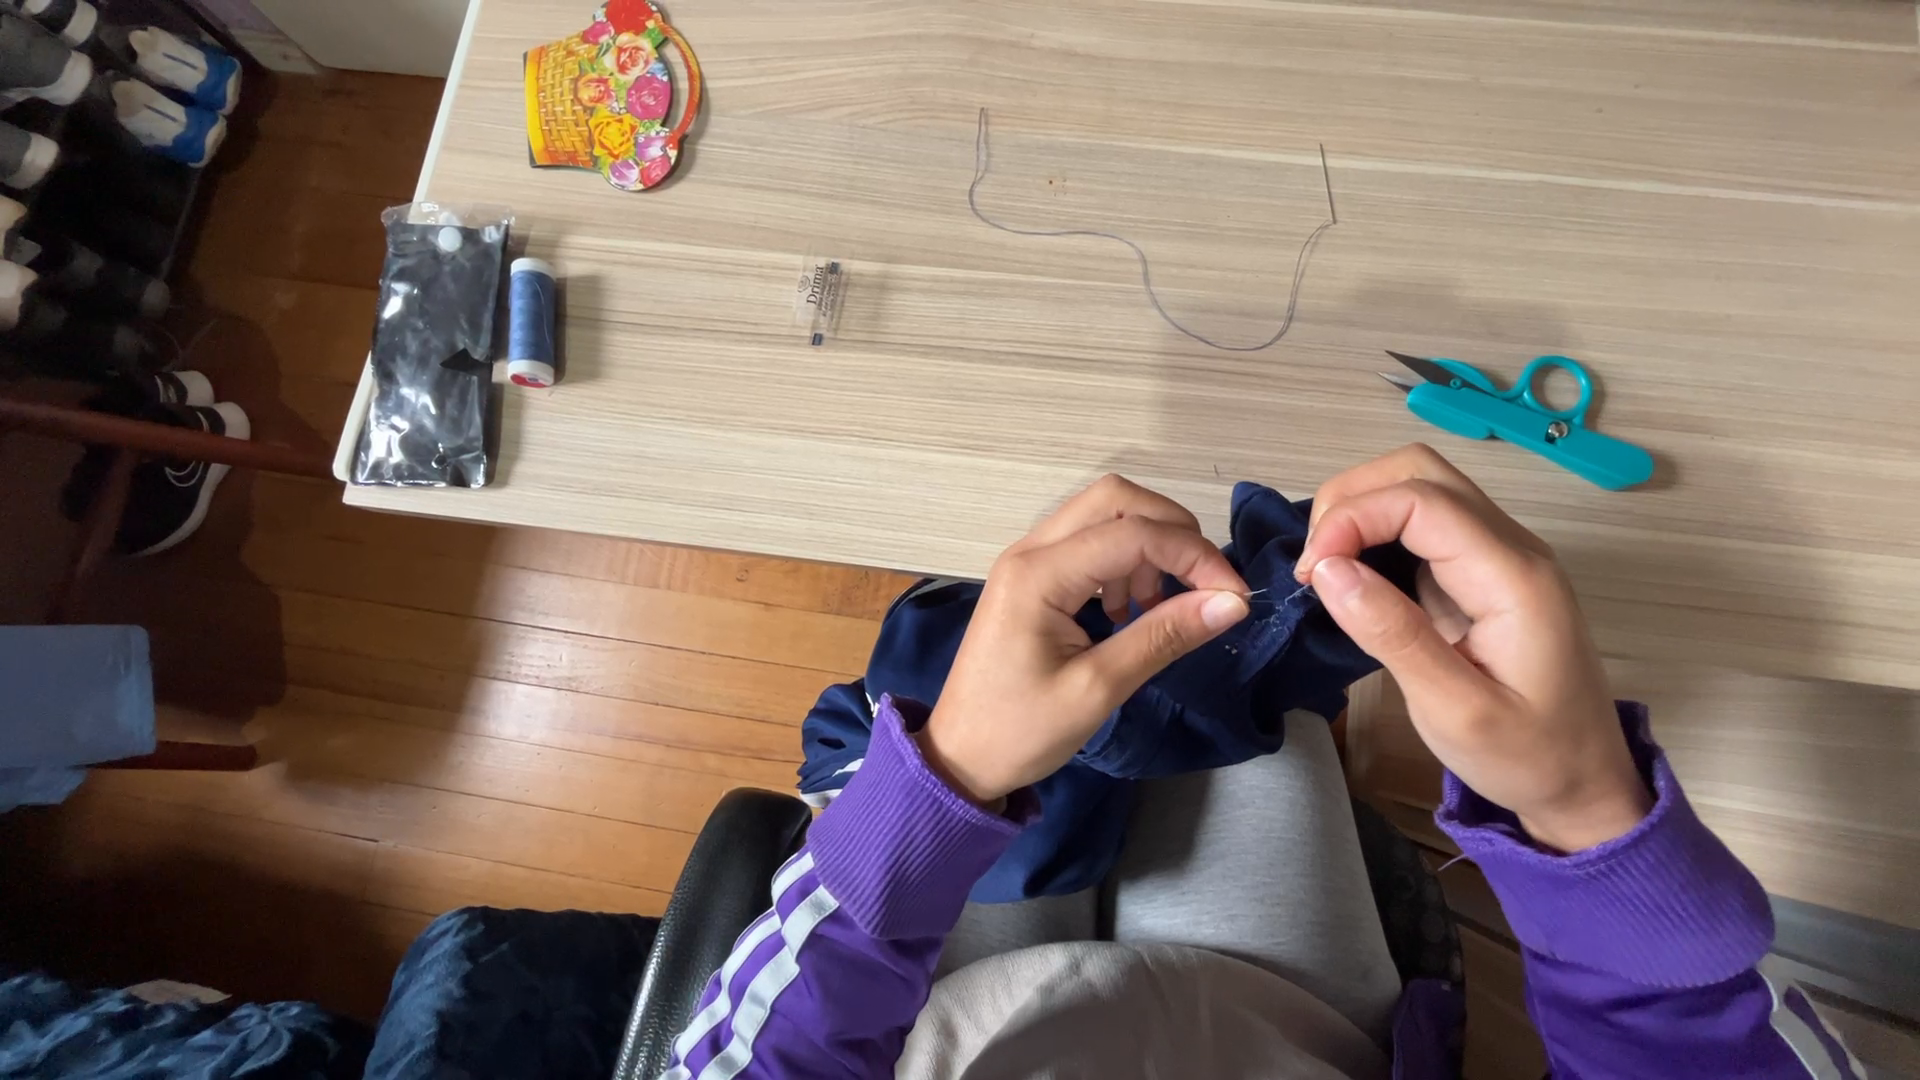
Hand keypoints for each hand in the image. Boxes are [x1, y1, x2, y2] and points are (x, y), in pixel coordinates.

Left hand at [922, 475, 1250, 804]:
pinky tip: (1125, 611)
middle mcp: (1029, 551)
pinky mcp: (1030, 577)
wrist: (959, 756)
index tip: (1233, 596)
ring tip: (1154, 608)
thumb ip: (1162, 637)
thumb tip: (1230, 602)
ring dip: (1145, 546)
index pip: (1132, 533)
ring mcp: (1026, 560)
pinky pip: (1085, 544)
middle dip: (1170, 530)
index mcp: (1038, 574)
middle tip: (1200, 584)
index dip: (1194, 555)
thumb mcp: (1098, 689)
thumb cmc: (1021, 731)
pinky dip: (1121, 562)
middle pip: (1114, 499)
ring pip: (1101, 515)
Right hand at [1297, 445, 1649, 851]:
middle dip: (1349, 500)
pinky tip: (1348, 571)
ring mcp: (1493, 553)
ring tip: (1324, 567)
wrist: (1583, 782)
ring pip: (1416, 483)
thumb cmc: (1524, 755)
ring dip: (1356, 509)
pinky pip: (1416, 518)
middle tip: (1314, 563)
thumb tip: (1327, 569)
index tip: (1309, 573)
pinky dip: (1368, 528)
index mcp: (1512, 577)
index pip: (1421, 500)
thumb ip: (1392, 635)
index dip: (1351, 518)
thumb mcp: (1454, 710)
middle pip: (1420, 470)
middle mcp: (1509, 547)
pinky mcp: (1474, 568)